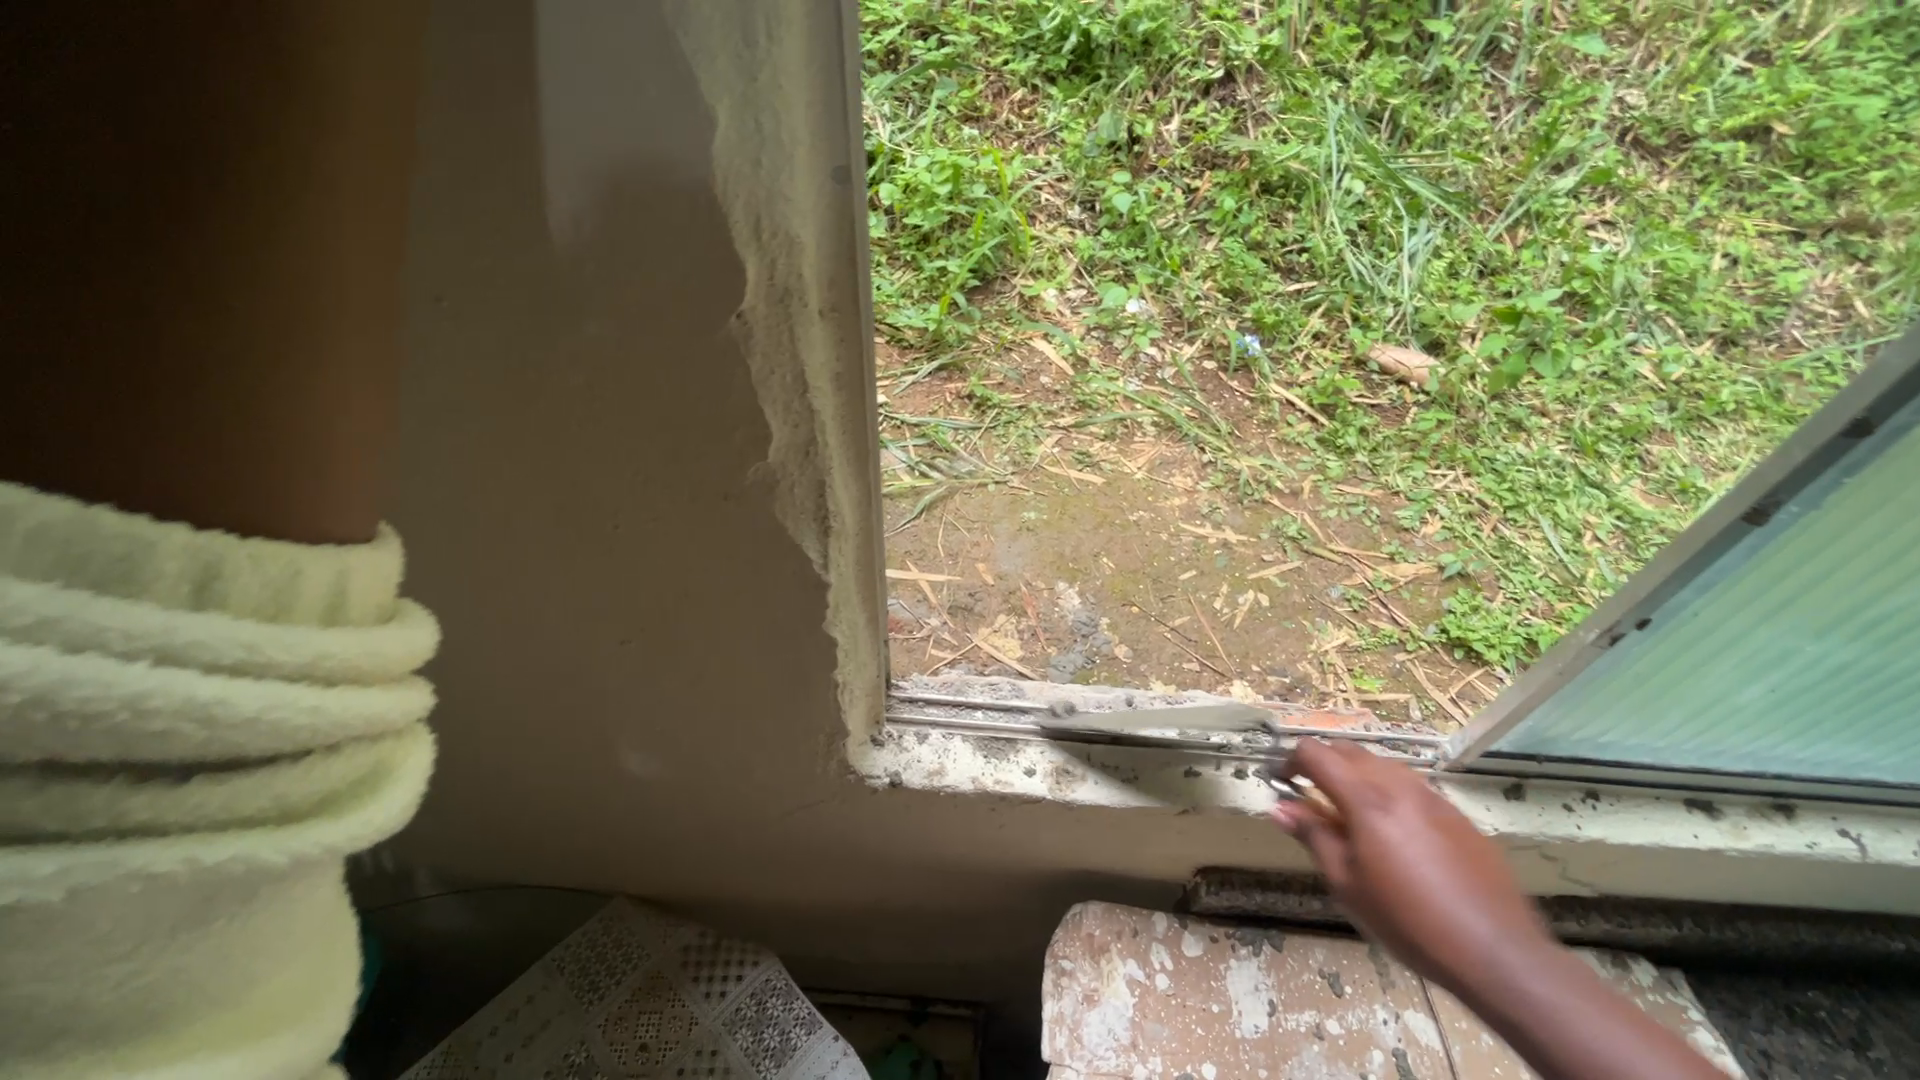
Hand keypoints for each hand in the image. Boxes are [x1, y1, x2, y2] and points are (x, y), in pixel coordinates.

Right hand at [1271, 739, 1555, 995]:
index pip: (1316, 754)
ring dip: (1356, 775)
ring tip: (1349, 814)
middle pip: (1349, 750)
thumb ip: (1313, 836)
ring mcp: (1434, 797)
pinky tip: (1392, 833)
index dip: (1290, 761)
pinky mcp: (1458, 816)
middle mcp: (1399, 785)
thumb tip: (1279, 807)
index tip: (1280, 782)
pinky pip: (1412, 787)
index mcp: (1366, 799)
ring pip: (1383, 765)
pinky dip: (1388, 793)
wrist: (1495, 951)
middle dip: (1322, 763)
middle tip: (1309, 795)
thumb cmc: (1408, 921)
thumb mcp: (1346, 884)